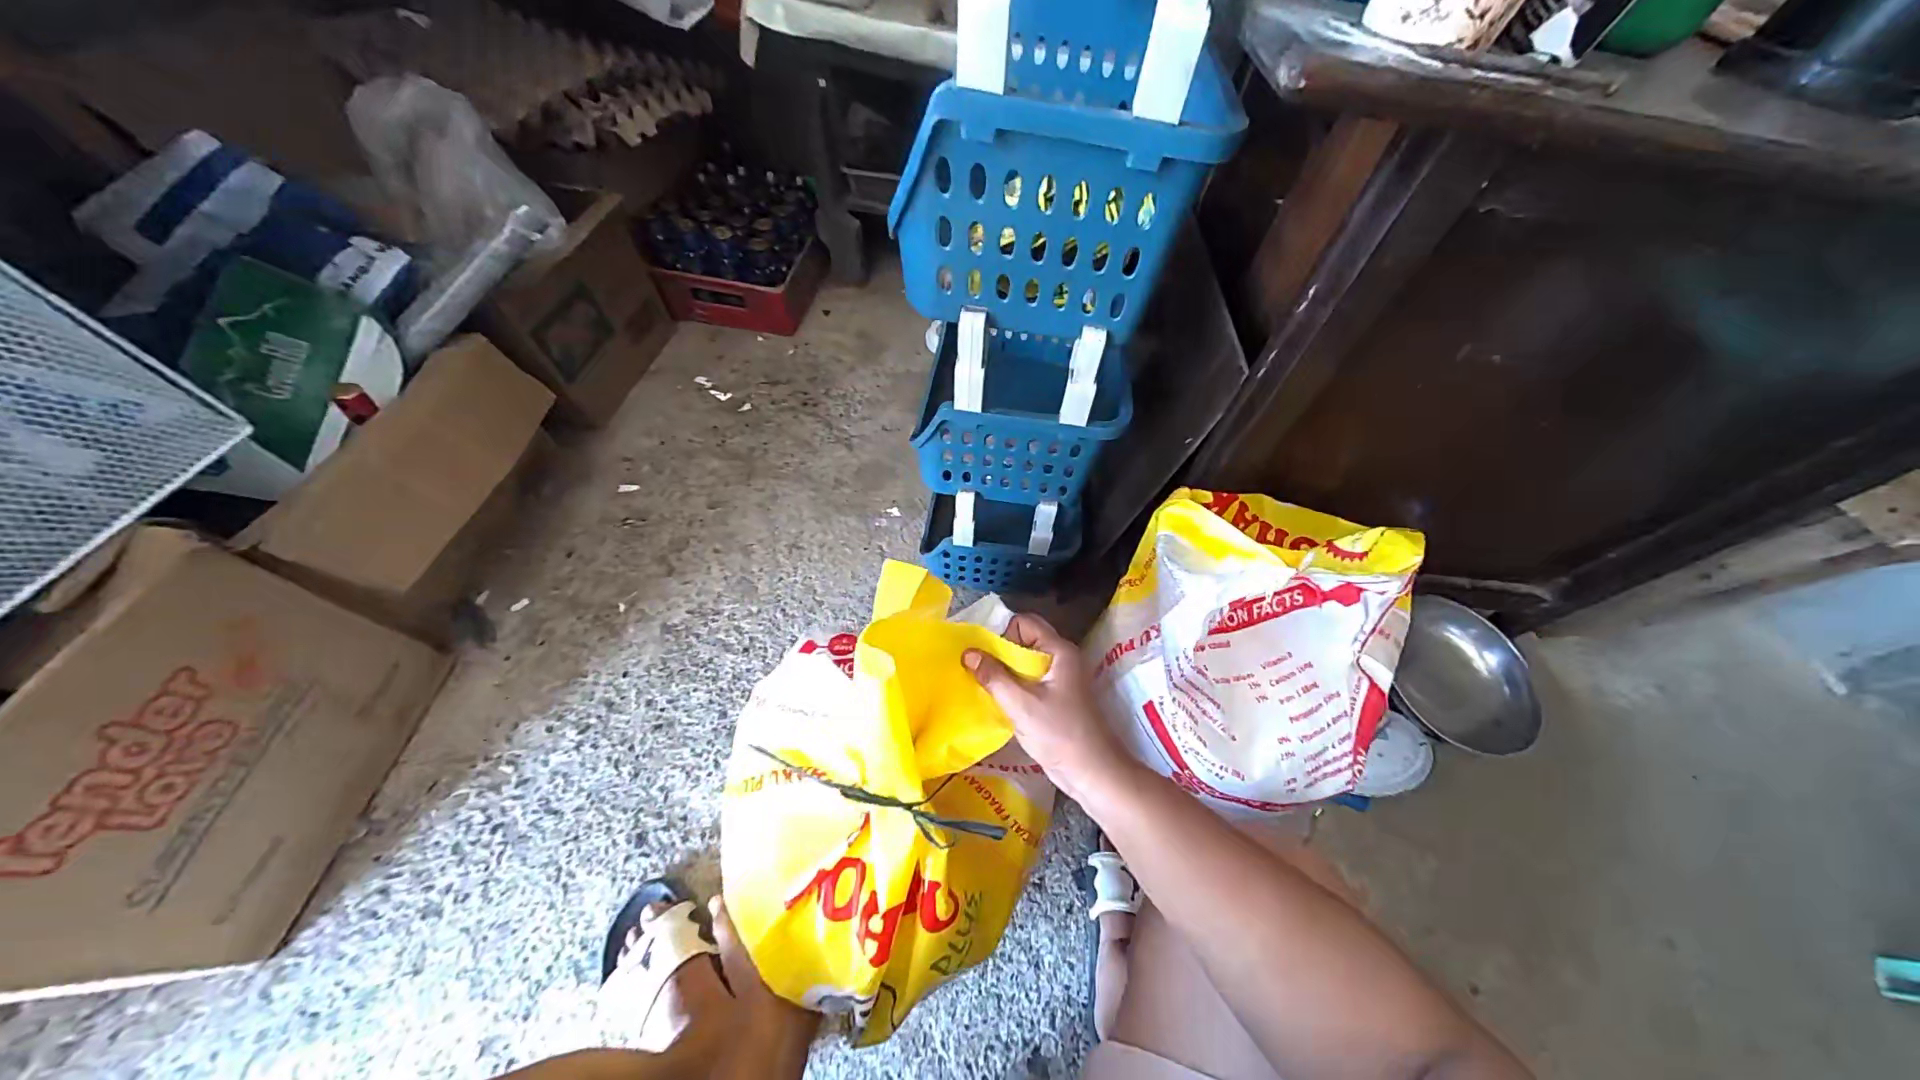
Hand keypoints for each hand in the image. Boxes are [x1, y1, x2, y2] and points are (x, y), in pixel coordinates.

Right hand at [964, 614, 1134, 802]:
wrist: (1092, 773)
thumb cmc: (1060, 735)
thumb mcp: (1021, 705)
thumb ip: (993, 677)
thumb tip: (968, 653)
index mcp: (1059, 652)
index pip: (1025, 622)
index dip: (1003, 634)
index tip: (985, 657)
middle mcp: (1061, 659)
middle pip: (1023, 641)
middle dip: (999, 654)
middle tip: (978, 672)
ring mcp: (1059, 680)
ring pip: (1024, 664)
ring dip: (1003, 673)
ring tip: (983, 687)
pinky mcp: (1055, 699)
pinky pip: (1028, 682)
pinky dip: (1012, 688)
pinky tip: (998, 703)